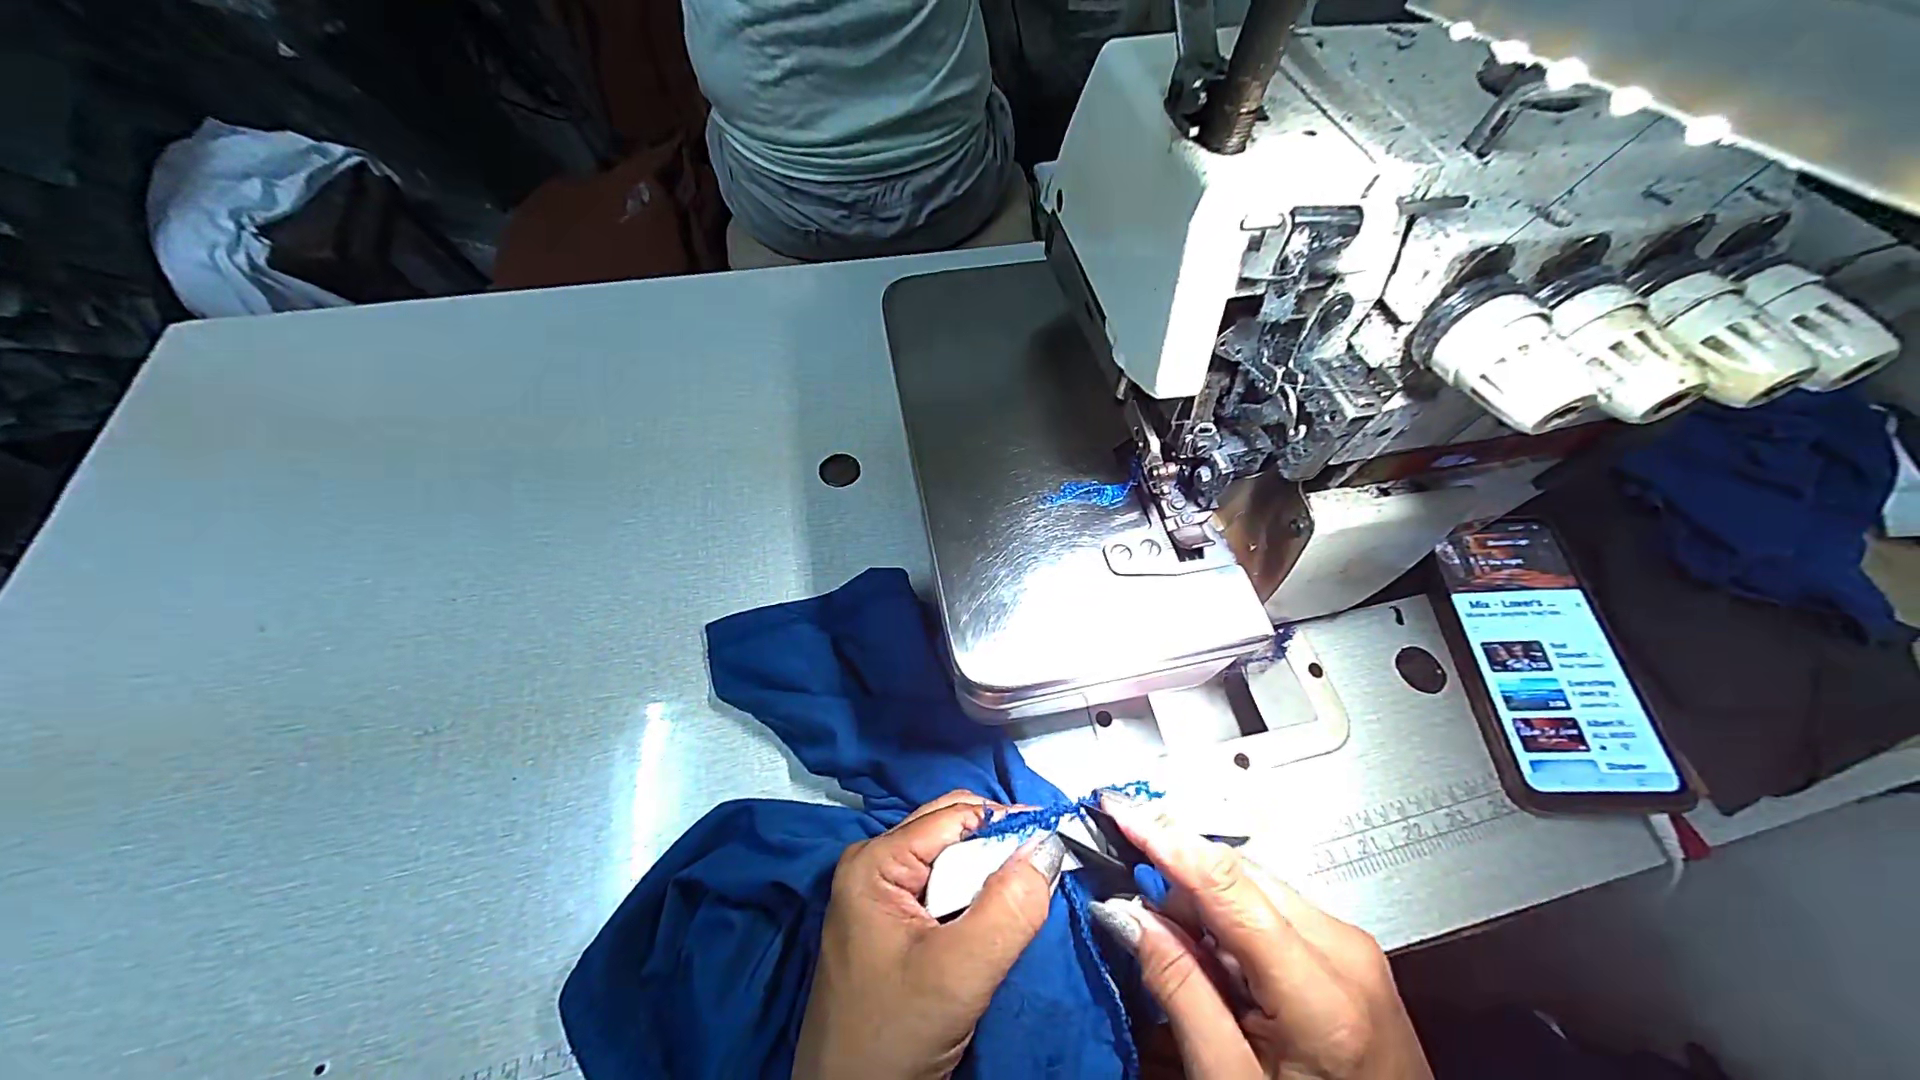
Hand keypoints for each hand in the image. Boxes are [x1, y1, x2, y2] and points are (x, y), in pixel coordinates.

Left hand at [793, 790, 1067, 1079]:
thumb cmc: (892, 1036)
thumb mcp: (957, 974)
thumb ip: (1007, 909)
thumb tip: (1047, 848)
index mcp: (874, 861)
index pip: (954, 815)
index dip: (1007, 822)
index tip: (1055, 839)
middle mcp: (874, 863)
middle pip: (951, 829)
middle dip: (999, 845)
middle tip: (1044, 869)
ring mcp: (879, 891)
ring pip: (950, 857)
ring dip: (990, 870)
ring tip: (1025, 893)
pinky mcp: (891, 919)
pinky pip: (942, 884)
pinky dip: (975, 892)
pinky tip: (995, 913)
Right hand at [1091, 796, 1432, 1079]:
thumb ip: (1179, 990)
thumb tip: (1126, 913)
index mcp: (1321, 995)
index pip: (1226, 884)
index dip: (1165, 838)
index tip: (1119, 811)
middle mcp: (1344, 949)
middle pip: (1236, 877)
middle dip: (1180, 893)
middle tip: (1147, 936)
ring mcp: (1351, 945)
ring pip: (1249, 886)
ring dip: (1205, 912)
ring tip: (1203, 979)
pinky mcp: (1348, 948)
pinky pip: (1270, 907)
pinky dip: (1233, 926)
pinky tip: (1230, 976)